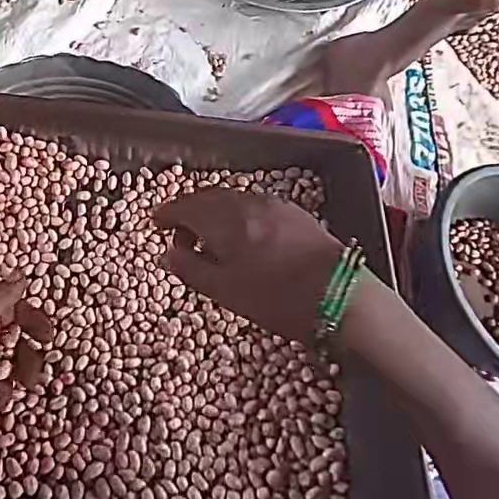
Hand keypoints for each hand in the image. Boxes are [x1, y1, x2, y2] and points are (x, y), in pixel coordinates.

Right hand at [153, 188, 346, 343]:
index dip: (167, 215)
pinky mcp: (295, 212)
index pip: (185, 206)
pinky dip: (239, 215)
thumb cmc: (277, 299)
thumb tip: (168, 252)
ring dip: (215, 213)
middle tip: (182, 237)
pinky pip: (255, 206)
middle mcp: (247, 203)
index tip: (157, 225)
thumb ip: (191, 268)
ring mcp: (274, 204)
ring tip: (213, 241)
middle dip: (190, 213)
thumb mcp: (225, 291)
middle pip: (208, 198)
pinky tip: (245, 238)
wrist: (342, 296)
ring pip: (233, 201)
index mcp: (224, 220)